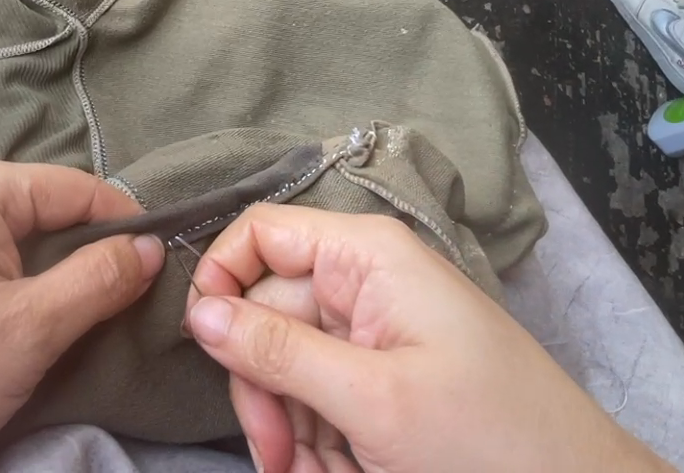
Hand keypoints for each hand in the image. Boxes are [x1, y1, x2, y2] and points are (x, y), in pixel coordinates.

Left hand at [0, 153, 164, 472]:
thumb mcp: (30, 330)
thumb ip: (100, 280)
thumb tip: (151, 246)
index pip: (79, 189)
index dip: (127, 228)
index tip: (163, 271)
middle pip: (45, 209)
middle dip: (84, 256)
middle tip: (116, 310)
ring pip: (12, 236)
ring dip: (47, 276)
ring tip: (66, 325)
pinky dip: (7, 284)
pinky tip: (8, 327)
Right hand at [183, 205, 672, 472]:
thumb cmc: (487, 441)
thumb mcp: (372, 400)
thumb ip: (277, 350)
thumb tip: (196, 310)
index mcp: (362, 254)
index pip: (261, 232)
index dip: (223, 276)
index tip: (207, 344)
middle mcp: (361, 279)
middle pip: (269, 311)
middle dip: (264, 388)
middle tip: (276, 459)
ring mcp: (372, 330)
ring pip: (289, 365)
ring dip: (291, 429)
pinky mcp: (383, 377)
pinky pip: (320, 397)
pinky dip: (319, 443)